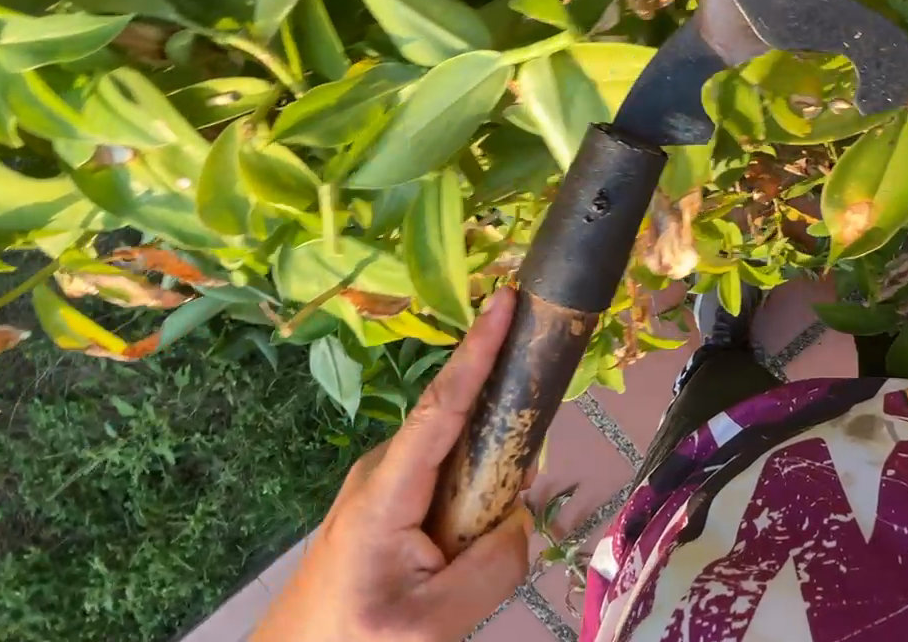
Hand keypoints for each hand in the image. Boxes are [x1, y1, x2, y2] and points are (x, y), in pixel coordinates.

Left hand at [253, 287, 528, 641]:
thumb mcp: (434, 628)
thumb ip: (495, 565)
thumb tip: (521, 513)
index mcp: (386, 493)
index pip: (442, 405)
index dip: (478, 349)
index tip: (507, 298)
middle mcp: (382, 471)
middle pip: (460, 423)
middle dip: (502, 426)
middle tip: (524, 477)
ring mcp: (383, 484)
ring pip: (459, 456)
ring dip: (487, 478)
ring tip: (478, 547)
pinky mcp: (389, 502)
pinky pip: (448, 479)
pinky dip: (472, 495)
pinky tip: (466, 547)